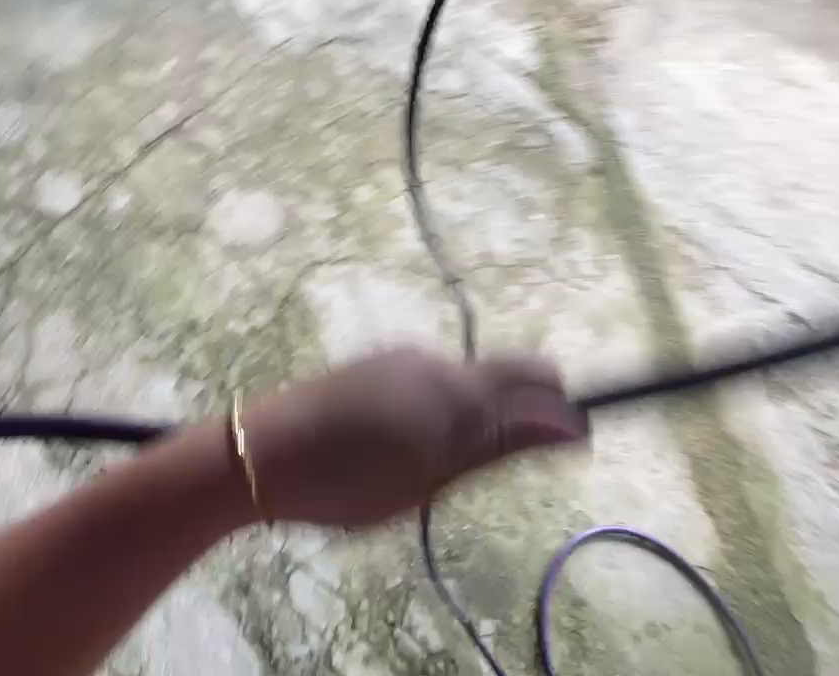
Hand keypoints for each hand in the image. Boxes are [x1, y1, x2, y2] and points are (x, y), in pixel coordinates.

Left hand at [241, 347, 585, 529]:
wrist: (263, 452)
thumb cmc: (350, 481)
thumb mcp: (434, 478)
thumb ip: (502, 445)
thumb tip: (575, 424)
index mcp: (454, 385)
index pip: (536, 377)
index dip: (561, 410)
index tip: (568, 450)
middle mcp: (430, 358)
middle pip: (502, 374)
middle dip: (520, 413)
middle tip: (494, 466)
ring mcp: (397, 357)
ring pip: (465, 379)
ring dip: (476, 413)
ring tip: (443, 467)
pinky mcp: (371, 364)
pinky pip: (429, 380)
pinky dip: (441, 407)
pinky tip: (410, 444)